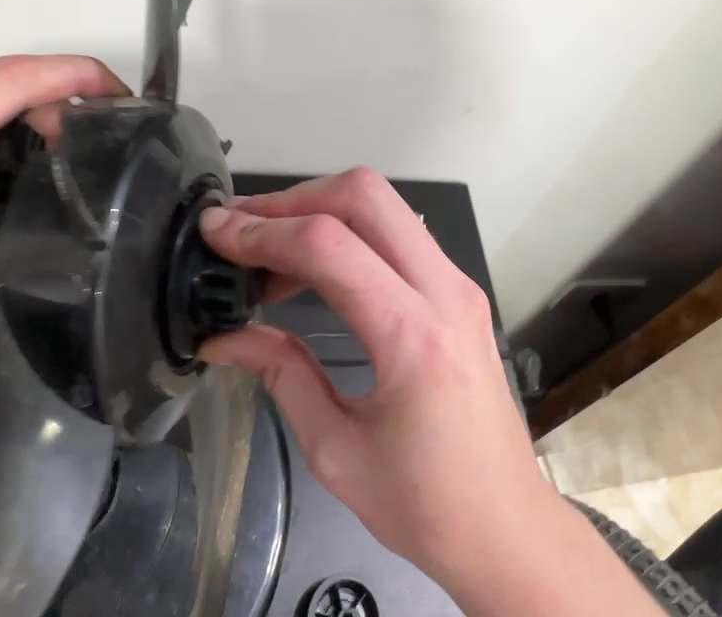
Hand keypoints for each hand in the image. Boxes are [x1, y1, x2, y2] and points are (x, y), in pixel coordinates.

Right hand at [197, 169, 660, 616]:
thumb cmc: (424, 504)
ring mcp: (459, 286)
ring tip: (265, 253)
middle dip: (293, 199)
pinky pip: (400, 235)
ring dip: (320, 212)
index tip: (215, 233)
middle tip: (241, 228)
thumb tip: (223, 337)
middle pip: (365, 196)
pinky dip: (349, 234)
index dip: (262, 230)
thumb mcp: (334, 449)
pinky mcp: (460, 293)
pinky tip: (311, 271)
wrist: (505, 526)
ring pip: (385, 206)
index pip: (329, 246)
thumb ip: (281, 373)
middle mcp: (445, 292)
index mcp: (413, 336)